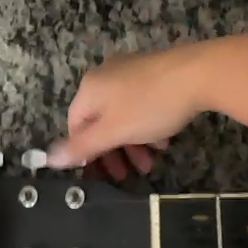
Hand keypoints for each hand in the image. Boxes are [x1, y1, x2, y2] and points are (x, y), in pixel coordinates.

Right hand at [47, 44, 213, 176]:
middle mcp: (105, 76)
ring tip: (150, 163)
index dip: (84, 153)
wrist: (199, 74)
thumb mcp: (114, 132)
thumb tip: (48, 158)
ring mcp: (130, 72)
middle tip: (126, 175)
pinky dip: (147, 126)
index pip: (74, 126)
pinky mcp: (153, 73)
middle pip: (99, 121)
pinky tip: (163, 141)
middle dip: (112, 152)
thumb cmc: (150, 106)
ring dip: (132, 143)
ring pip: (122, 115)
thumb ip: (82, 146)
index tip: (101, 175)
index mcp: (89, 89)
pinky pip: (141, 105)